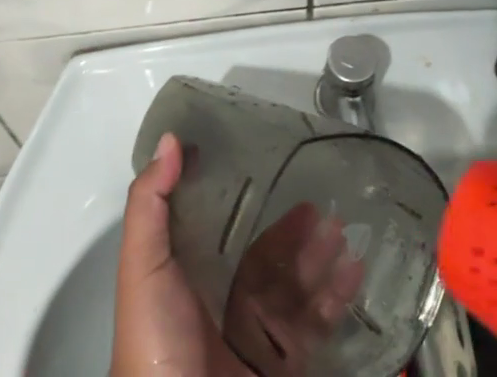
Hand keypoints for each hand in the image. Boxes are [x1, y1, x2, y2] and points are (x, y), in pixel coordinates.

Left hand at [111, 132, 365, 376]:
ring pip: (295, 287)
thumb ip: (151, 202)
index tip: (269, 173)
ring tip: (342, 229)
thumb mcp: (142, 263)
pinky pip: (316, 324)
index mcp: (188, 277)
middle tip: (320, 205)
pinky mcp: (283, 360)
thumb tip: (170, 141)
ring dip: (319, 257)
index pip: (220, 232)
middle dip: (294, 232)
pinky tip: (354, 271)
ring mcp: (255, 334)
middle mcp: (222, 303)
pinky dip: (336, 296)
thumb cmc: (155, 336)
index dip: (244, 204)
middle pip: (265, 259)